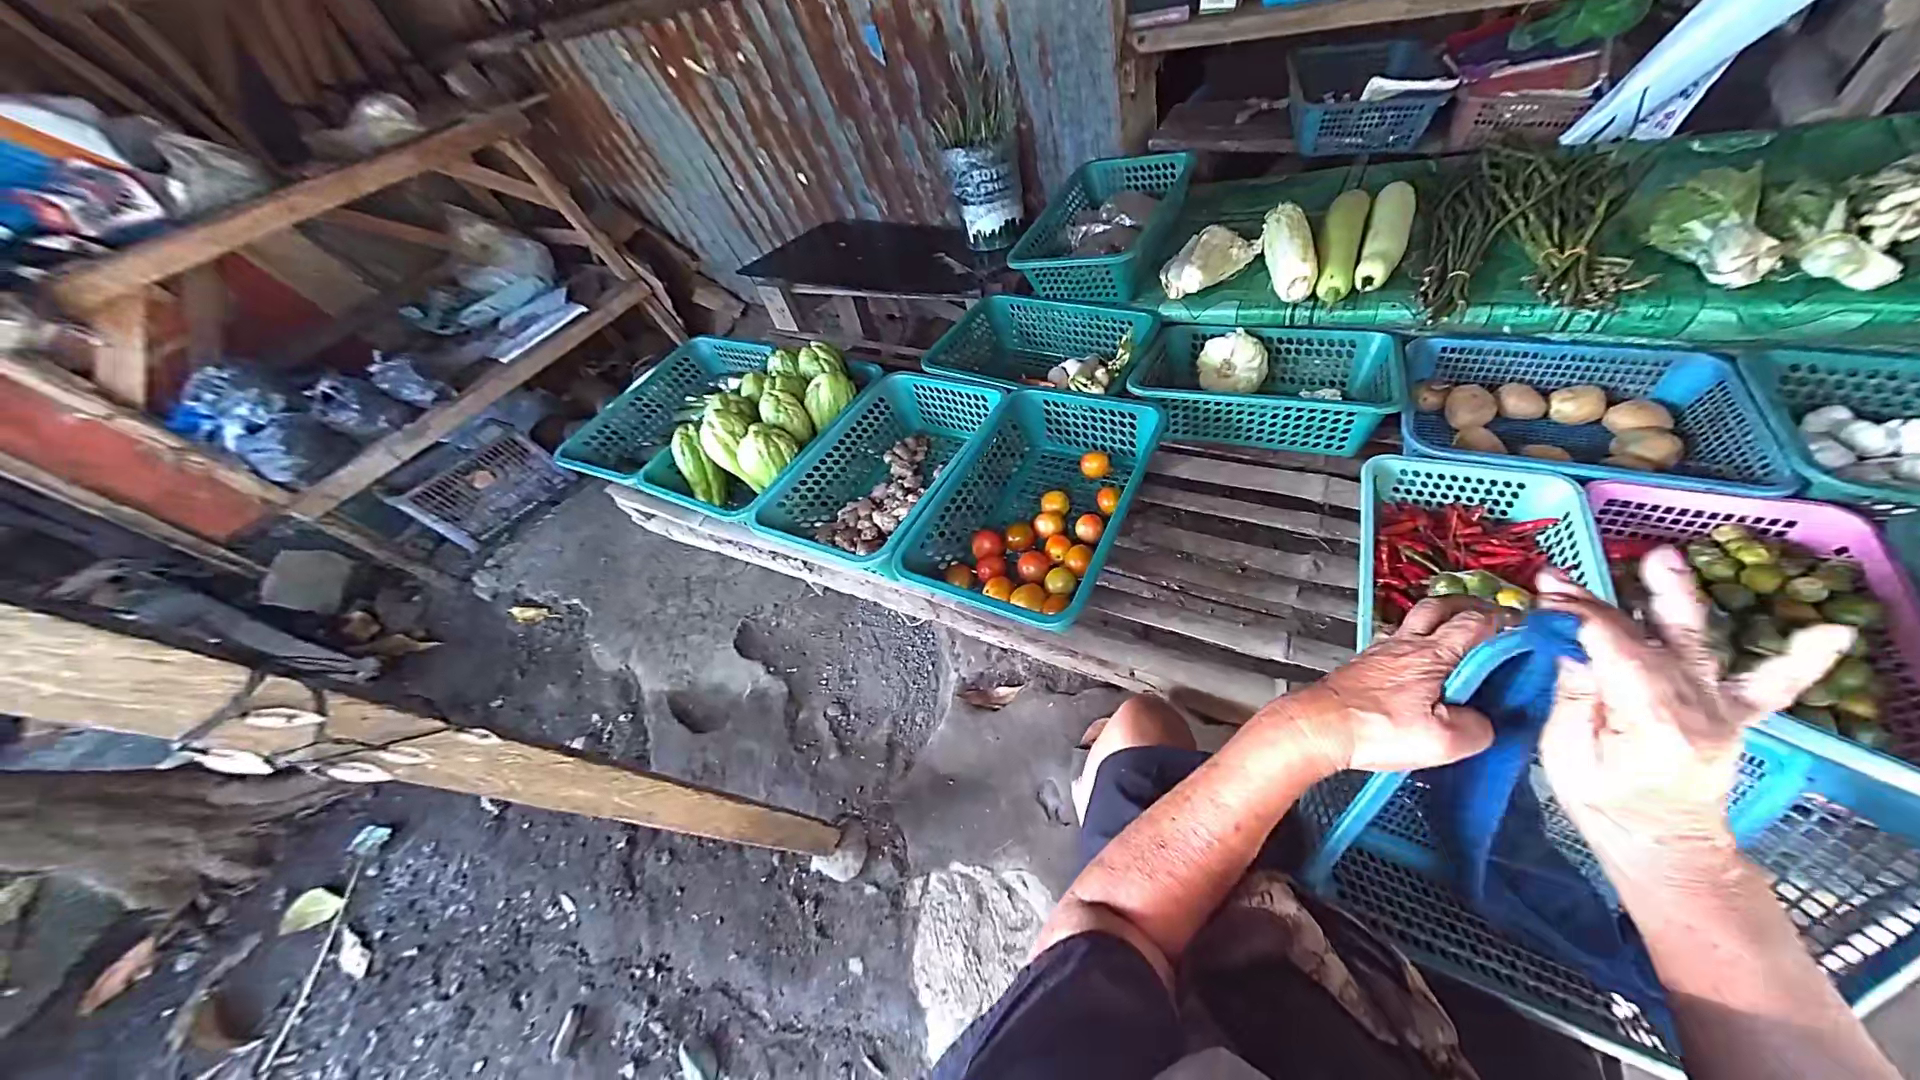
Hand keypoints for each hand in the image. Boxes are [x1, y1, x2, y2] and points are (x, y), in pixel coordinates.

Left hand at [1281, 597, 1511, 774]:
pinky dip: (1413, 645)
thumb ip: (1478, 728)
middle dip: (1468, 605)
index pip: (1475, 623)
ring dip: (1437, 623)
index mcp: (1430, 655)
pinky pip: (1394, 644)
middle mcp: (1402, 645)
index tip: (1525, 626)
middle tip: (1489, 615)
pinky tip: (1418, 665)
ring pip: (1412, 624)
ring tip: (1457, 639)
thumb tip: (1483, 722)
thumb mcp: (1445, 740)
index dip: (1505, 620)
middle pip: (1437, 607)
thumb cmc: (1373, 728)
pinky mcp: (1362, 667)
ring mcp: (1378, 653)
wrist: (1318, 726)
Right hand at [1535, 546, 1853, 891]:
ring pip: (1700, 643)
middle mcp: (1697, 708)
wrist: (1661, 843)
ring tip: (1665, 559)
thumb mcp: (1567, 748)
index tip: (1543, 590)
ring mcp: (1721, 710)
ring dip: (1679, 598)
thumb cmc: (1601, 802)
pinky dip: (1801, 659)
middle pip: (1646, 639)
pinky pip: (1772, 686)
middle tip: (1568, 572)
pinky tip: (1830, 633)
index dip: (1577, 612)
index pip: (1614, 647)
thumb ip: (1575, 692)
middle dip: (1603, 601)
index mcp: (1652, 719)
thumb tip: (1567, 643)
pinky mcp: (1734, 716)